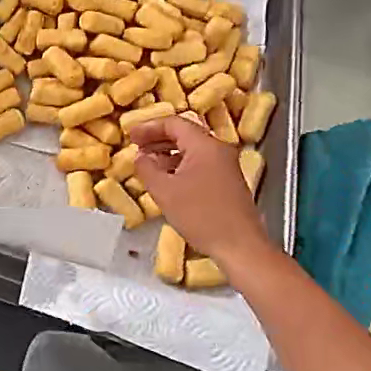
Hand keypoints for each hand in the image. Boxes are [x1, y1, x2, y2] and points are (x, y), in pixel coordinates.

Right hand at [131, 116, 273, 261]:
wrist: (240, 246)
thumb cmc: (200, 216)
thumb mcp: (164, 191)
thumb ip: (147, 169)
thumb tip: (140, 157)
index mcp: (205, 146)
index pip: (174, 123)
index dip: (149, 127)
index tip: (130, 135)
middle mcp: (218, 150)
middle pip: (184, 133)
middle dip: (157, 138)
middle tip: (136, 146)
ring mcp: (225, 166)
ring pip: (192, 149)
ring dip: (167, 153)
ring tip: (146, 163)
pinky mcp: (227, 181)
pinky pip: (199, 163)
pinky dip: (179, 165)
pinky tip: (166, 179)